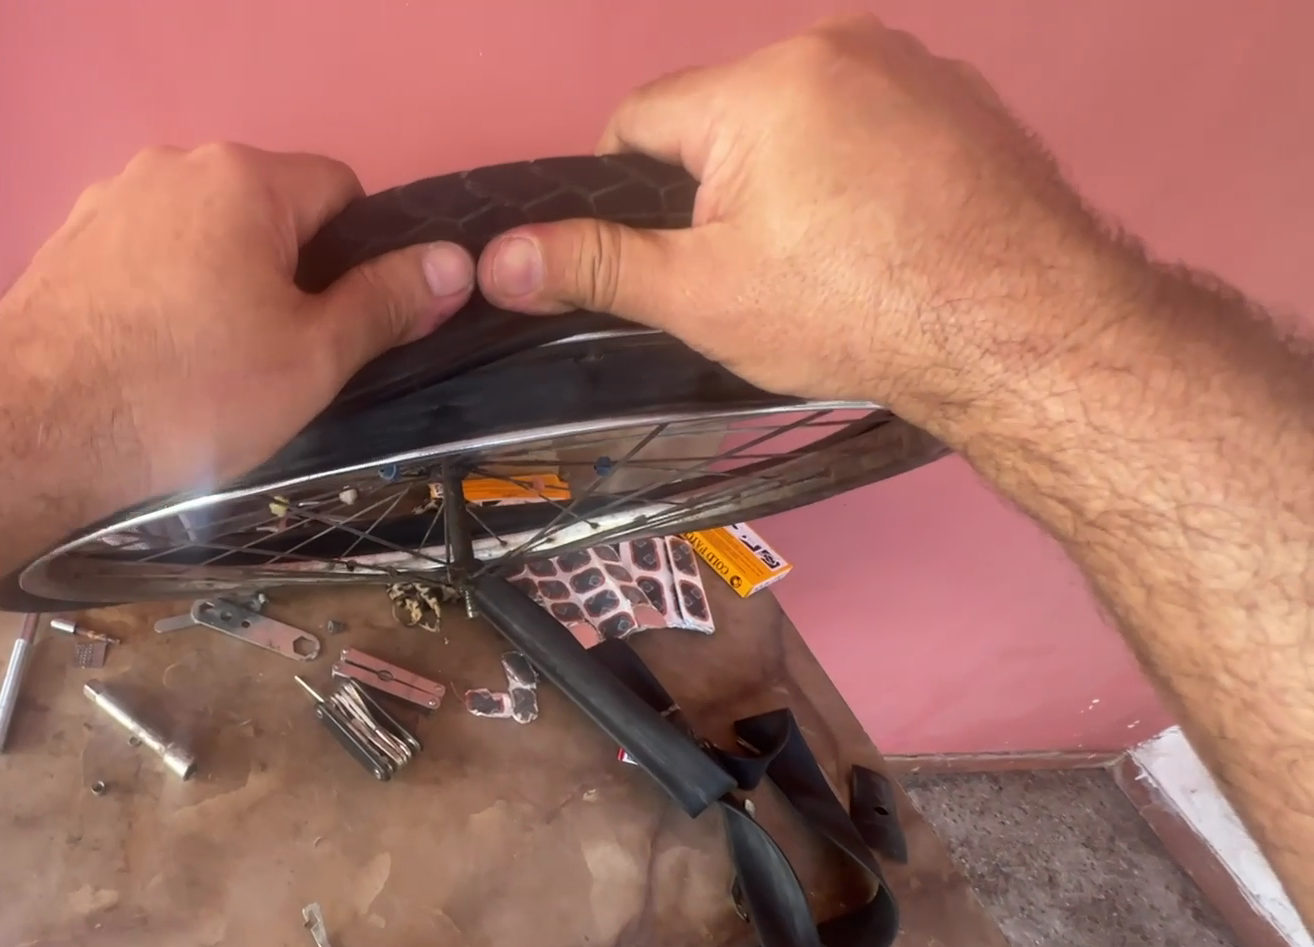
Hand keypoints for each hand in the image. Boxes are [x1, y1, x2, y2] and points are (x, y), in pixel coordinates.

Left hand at [0, 143, 473, 522]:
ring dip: (225, 288)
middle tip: (275, 359)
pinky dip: (166, 299)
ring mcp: (107, 202)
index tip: (340, 324)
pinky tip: (150, 360)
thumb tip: (454, 261)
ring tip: (205, 368)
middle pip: (269, 215)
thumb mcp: (313, 358)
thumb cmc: (192, 395)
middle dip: (289, 276)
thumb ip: (388, 301)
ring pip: (204, 240)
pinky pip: (147, 261)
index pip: (342, 192)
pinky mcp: (64, 246)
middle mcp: (172, 167)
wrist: (33, 437)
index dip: (360, 259)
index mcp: (245, 179)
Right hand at [477, 16, 1149, 420]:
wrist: (1023, 329)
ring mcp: (903, 66)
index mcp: (760, 84)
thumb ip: (592, 266)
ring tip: (790, 263)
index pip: (633, 120)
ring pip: (775, 125)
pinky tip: (851, 240)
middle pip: (706, 122)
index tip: (643, 258)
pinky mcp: (950, 99)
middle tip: (719, 273)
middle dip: (692, 194)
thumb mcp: (696, 294)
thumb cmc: (844, 308)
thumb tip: (497, 258)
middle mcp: (833, 44)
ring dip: (757, 184)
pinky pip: (844, 126)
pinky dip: (825, 175)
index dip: (614, 195)